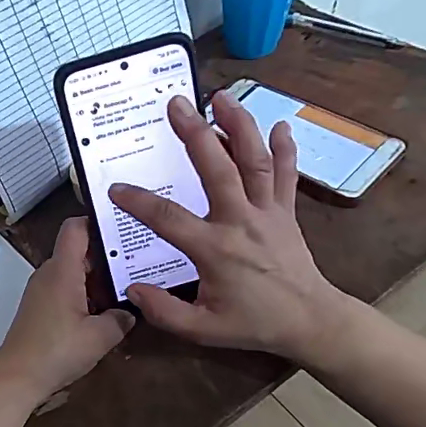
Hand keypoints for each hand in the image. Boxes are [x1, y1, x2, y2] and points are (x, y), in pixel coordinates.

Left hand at [0, 217, 134, 399]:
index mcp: (62, 270)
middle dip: (107, 256)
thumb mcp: (100, 337)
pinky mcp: (38, 308)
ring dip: (97, 280)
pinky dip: (84, 295)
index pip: (75, 228)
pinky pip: (65, 289)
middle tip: (138, 262)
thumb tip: (129, 312)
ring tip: (128, 289)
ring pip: (72, 272)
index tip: (123, 229)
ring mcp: (41, 291)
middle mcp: (48, 273)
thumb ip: (120, 319)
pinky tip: (105, 312)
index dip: (97, 221)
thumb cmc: (57, 351)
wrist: (16, 378)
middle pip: (78, 251)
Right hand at [107, 91, 350, 361]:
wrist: (309, 321)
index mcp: (215, 249)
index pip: (168, 217)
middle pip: (217, 169)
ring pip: (255, 160)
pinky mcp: (286, 211)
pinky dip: (284, 148)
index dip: (138, 201)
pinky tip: (279, 124)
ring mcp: (268, 212)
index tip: (116, 188)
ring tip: (221, 97)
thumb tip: (134, 290)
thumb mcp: (203, 329)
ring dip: (239, 125)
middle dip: (195, 134)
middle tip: (177, 104)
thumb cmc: (254, 324)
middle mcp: (241, 221)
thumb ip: (165, 311)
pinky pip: (286, 174)